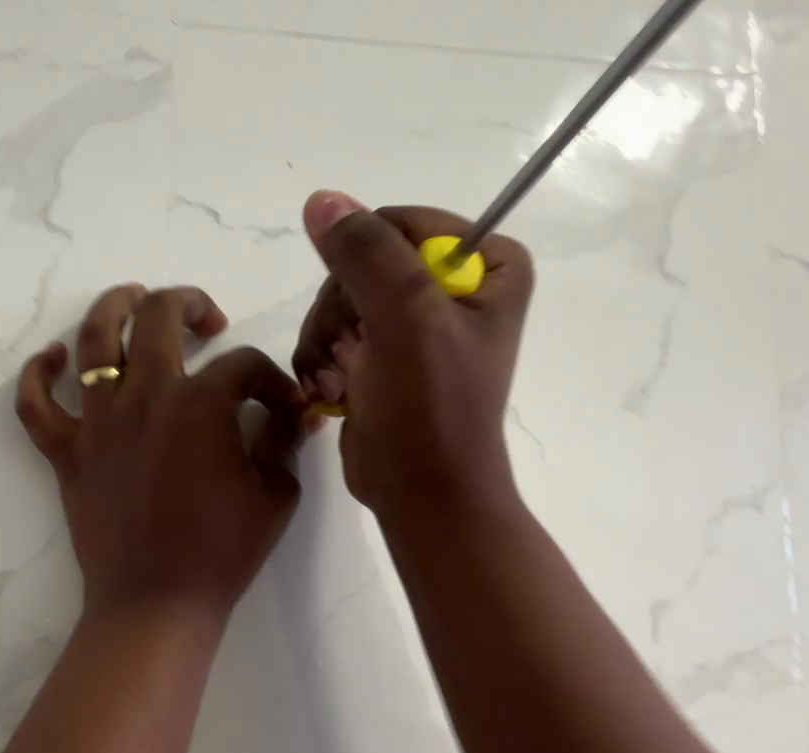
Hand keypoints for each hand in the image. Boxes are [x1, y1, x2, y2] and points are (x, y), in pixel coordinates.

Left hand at [16, 284, 306, 618]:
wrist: (157, 599)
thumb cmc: (221, 552)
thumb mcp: (276, 494)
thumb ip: (282, 442)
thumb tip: (292, 414)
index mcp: (202, 403)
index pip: (243, 364)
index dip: (271, 380)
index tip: (282, 407)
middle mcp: (146, 396)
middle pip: (159, 316)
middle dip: (190, 303)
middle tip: (206, 319)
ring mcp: (98, 422)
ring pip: (93, 339)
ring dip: (114, 306)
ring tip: (132, 298)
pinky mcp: (66, 452)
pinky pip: (36, 404)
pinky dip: (38, 374)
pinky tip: (54, 357)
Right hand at [291, 191, 534, 513]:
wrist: (421, 494)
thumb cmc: (430, 410)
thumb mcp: (406, 320)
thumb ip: (366, 254)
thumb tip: (320, 202)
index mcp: (487, 264)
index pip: (400, 224)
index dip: (365, 264)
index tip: (365, 317)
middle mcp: (452, 288)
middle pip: (362, 264)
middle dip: (341, 314)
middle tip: (349, 357)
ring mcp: (414, 324)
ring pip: (338, 300)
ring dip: (325, 343)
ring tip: (338, 383)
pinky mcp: (382, 357)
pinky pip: (332, 333)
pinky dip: (321, 363)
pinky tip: (330, 392)